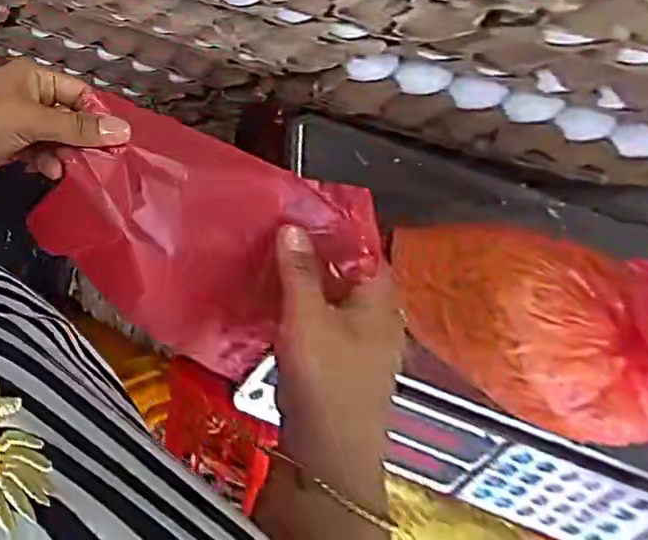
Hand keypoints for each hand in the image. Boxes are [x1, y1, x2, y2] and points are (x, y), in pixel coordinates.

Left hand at [0, 60, 130, 180]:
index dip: (98, 116)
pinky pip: (40, 150)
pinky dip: (46, 160)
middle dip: (81, 140)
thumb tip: (123, 130)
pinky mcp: (11, 142)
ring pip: (56, 137)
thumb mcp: (32, 121)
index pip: (79, 93)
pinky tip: (47, 172)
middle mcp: (31, 95)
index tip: (117, 143)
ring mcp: (20, 120)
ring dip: (63, 154)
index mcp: (36, 78)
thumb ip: (77, 128)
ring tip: (64, 168)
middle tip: (97, 164)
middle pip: (70, 118)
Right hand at [272, 225, 403, 506]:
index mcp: (379, 305)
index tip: (303, 203)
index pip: (367, 252)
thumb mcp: (307, 317)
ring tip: (267, 248)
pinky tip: (270, 288)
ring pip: (330, 291)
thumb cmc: (325, 377)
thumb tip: (294, 225)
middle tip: (277, 221)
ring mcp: (355, 337)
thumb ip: (301, 271)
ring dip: (303, 271)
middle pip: (347, 270)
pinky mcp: (334, 351)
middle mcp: (374, 317)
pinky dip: (298, 294)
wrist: (328, 445)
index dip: (339, 226)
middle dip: (315, 246)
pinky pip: (318, 309)